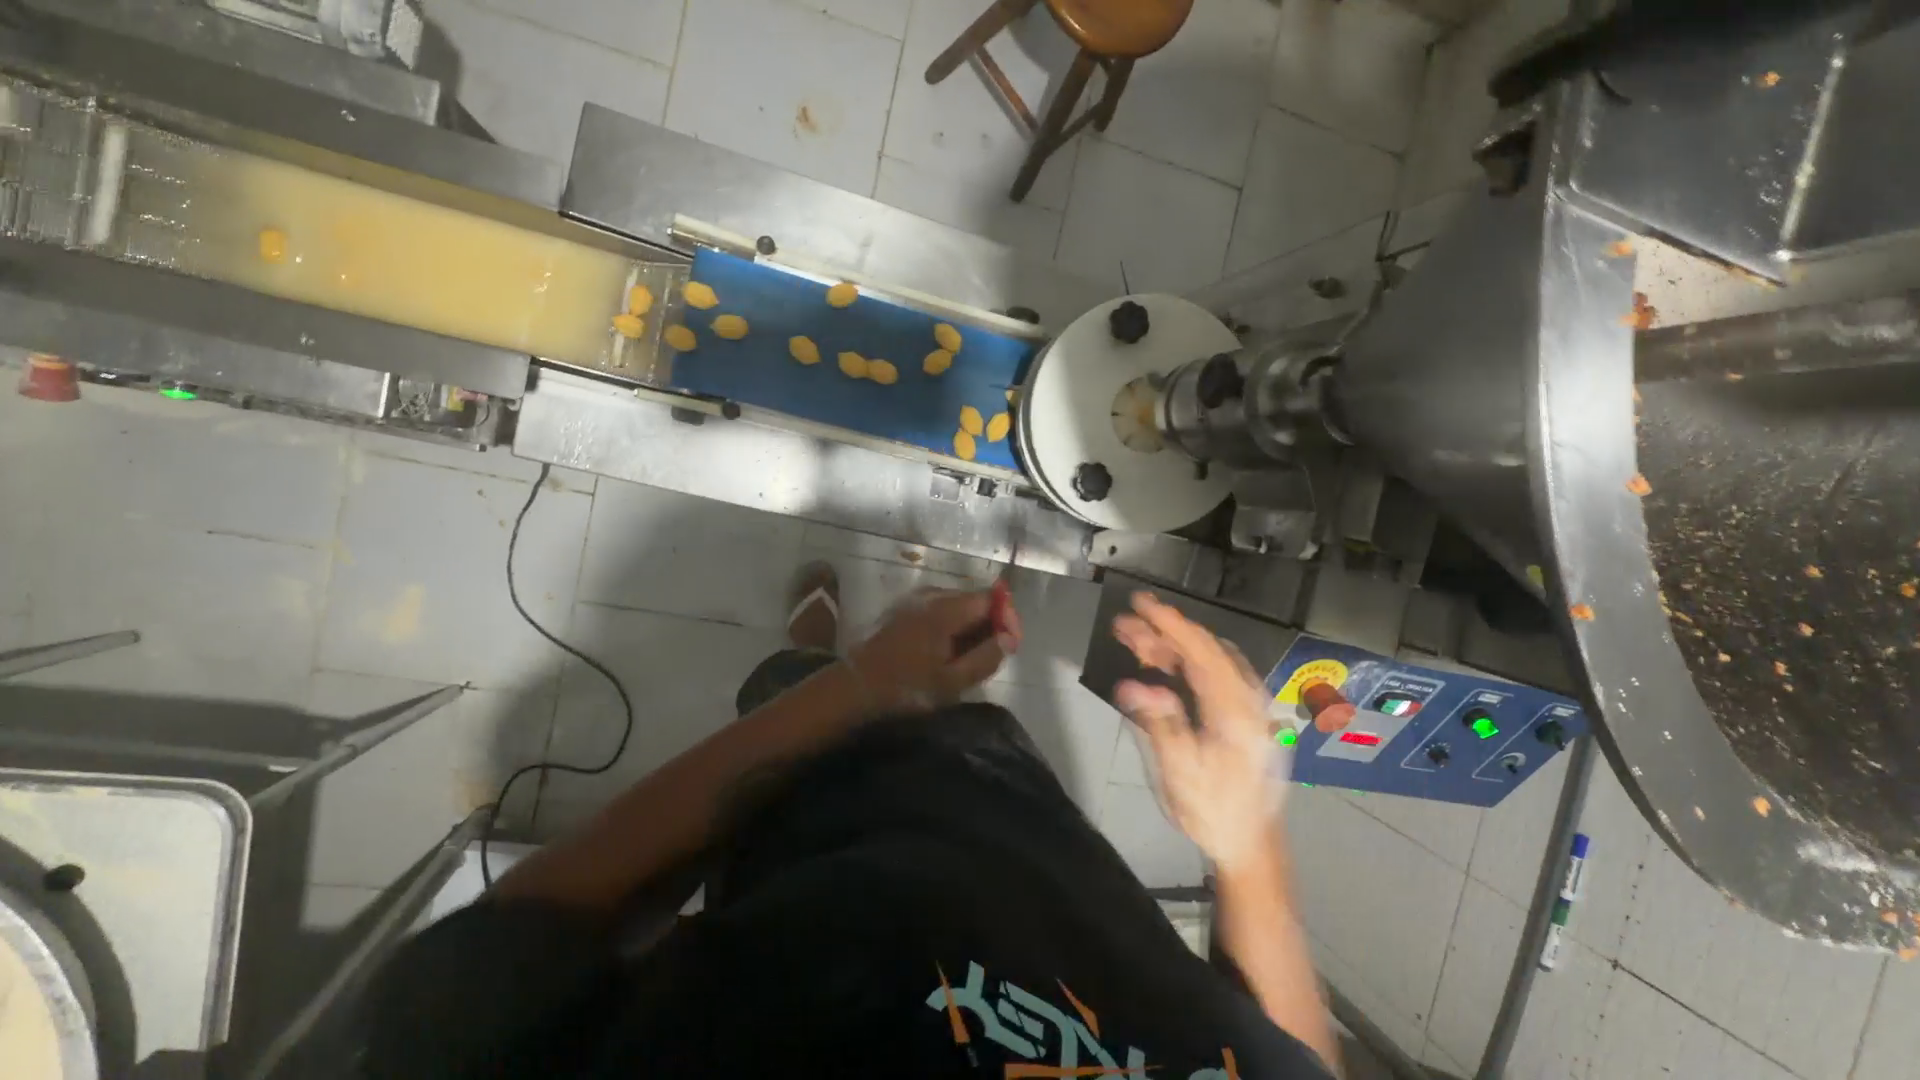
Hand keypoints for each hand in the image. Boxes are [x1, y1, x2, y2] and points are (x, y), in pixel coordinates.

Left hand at [849, 586, 1022, 708]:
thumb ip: (985, 657)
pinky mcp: (901, 610)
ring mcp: (913, 600)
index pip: (990, 598)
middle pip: (973, 599)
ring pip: (955, 606)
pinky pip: (937, 610)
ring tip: (968, 658)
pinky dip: (948, 627)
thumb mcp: (952, 681)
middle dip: (988, 624)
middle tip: (991, 656)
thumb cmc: (906, 687)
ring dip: (968, 627)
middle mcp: (930, 595)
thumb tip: (1008, 638)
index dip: (1006, 618)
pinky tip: (944, 652)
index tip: (1010, 645)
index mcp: (945, 608)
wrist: (854, 687)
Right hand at [1112, 592, 1285, 871]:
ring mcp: (1248, 707)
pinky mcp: (1243, 716)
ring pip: (1208, 661)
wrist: (1250, 844)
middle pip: (1204, 652)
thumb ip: (1160, 724)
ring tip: (1134, 640)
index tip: (1141, 603)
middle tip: (1124, 623)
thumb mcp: (1181, 771)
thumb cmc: (1214, 811)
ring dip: (1172, 648)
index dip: (1170, 624)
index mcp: (1235, 710)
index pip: (1200, 652)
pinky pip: (1214, 676)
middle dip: (1163, 633)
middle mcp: (1247, 700)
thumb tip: (1131, 685)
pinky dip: (1186, 664)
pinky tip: (1161, 666)